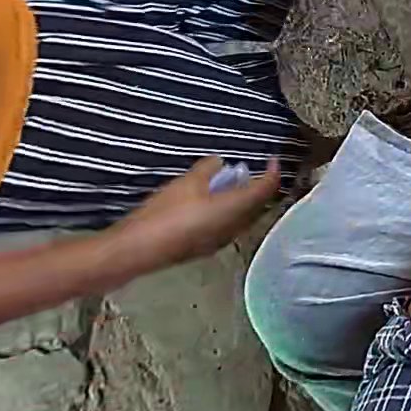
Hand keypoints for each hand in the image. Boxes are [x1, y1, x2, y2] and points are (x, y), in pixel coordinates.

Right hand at [103, 157, 282, 271]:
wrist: (137, 250)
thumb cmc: (167, 213)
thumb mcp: (188, 182)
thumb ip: (208, 169)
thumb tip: (220, 162)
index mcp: (238, 208)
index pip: (266, 189)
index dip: (273, 172)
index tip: (273, 160)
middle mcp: (237, 226)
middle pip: (260, 204)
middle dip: (260, 186)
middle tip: (253, 171)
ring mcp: (223, 239)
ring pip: (245, 216)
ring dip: (245, 199)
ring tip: (233, 184)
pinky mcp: (208, 247)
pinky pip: (230, 224)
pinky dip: (232, 210)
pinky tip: (215, 203)